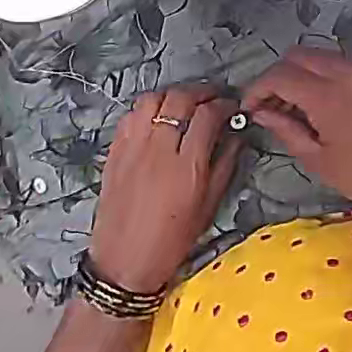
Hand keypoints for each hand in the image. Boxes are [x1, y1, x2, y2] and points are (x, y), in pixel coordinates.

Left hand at [88, 86, 240, 292]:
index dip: (224, 105)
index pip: (208, 115)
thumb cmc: (171, 240)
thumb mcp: (208, 207)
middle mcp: (158, 150)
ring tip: (185, 103)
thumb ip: (224, 166)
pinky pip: (131, 115)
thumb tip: (236, 138)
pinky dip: (147, 108)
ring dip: (172, 95)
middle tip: (212, 98)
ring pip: (152, 99)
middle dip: (201, 92)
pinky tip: (157, 117)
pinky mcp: (115, 151)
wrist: (125, 259)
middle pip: (180, 99)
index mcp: (187, 167)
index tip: (231, 108)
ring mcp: (133, 147)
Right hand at [242, 47, 351, 245]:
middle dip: (277, 76)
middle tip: (269, 105)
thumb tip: (263, 113)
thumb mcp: (318, 159)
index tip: (250, 106)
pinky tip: (319, 106)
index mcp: (329, 95)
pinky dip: (322, 77)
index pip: (280, 76)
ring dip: (300, 74)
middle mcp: (348, 74)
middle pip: (298, 56)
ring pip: (320, 57)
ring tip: (292, 108)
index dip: (258, 88)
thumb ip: (286, 129)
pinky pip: (341, 66)